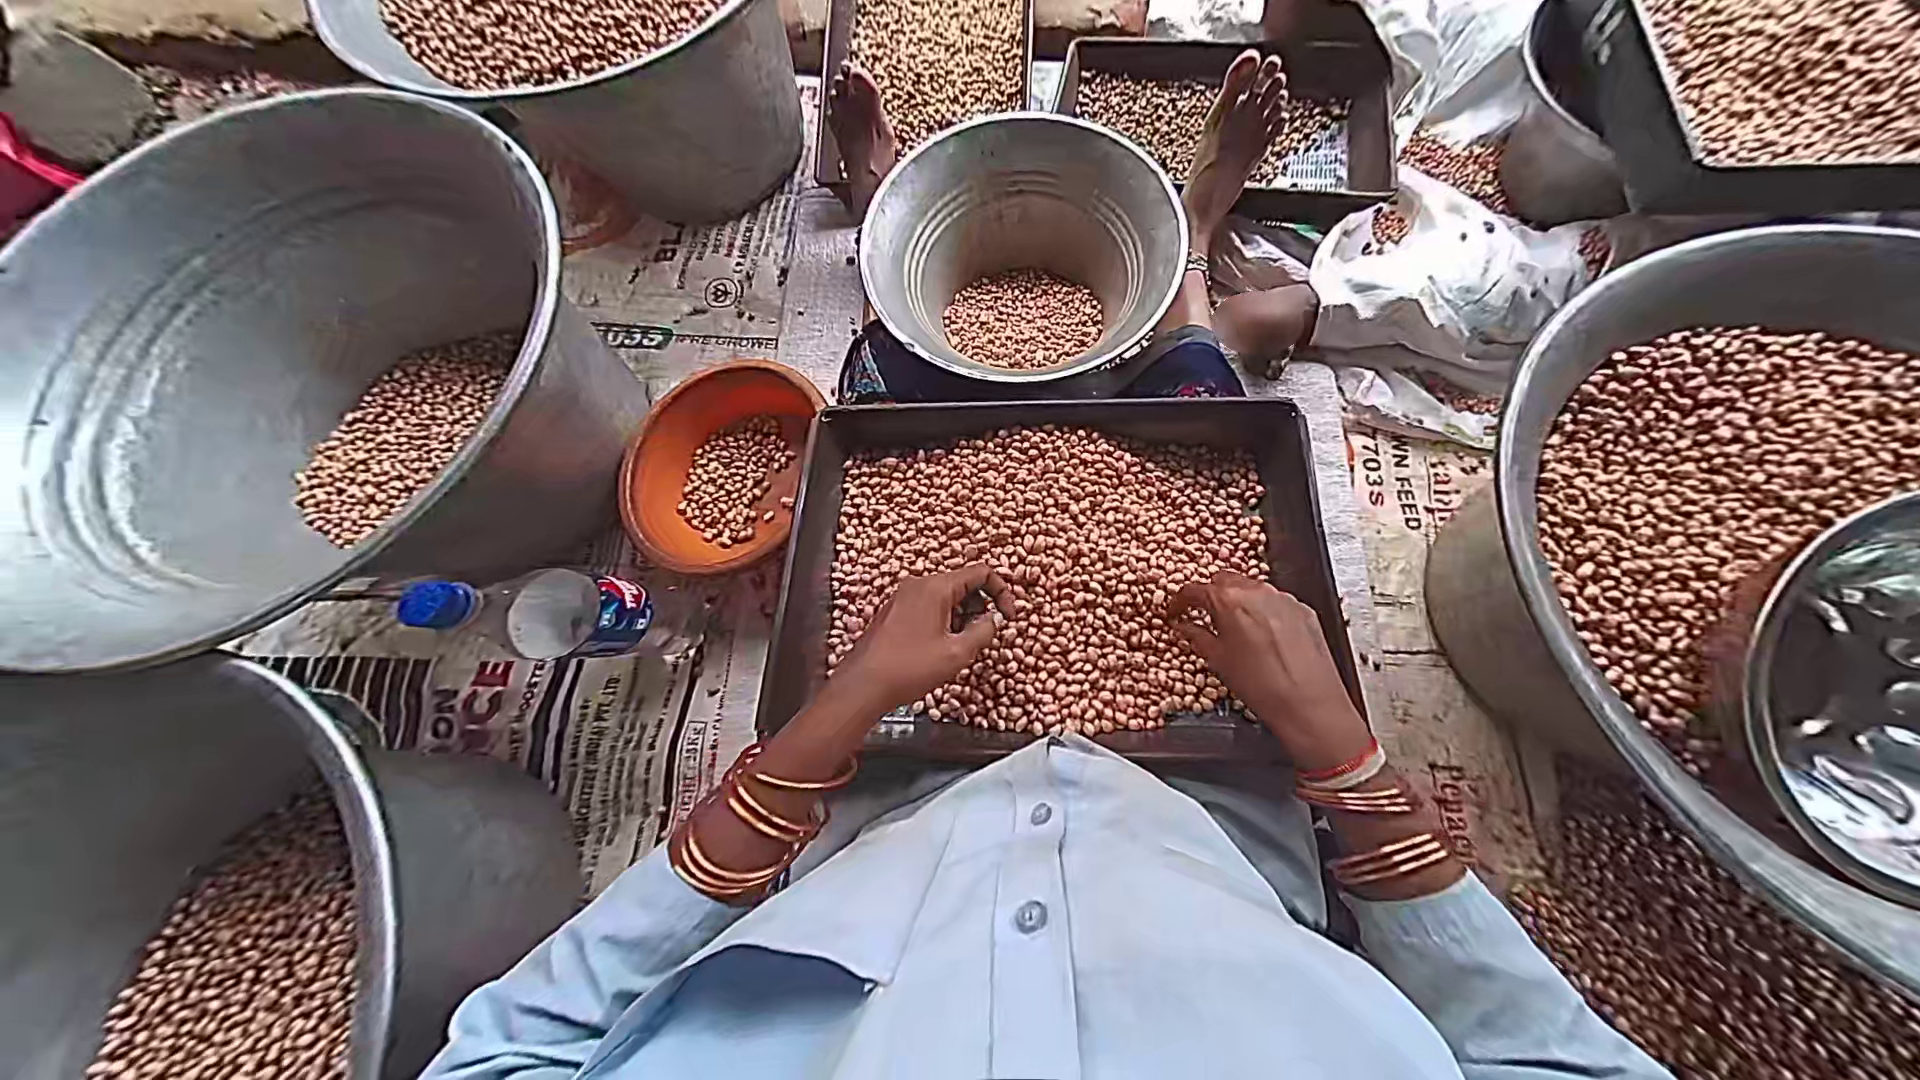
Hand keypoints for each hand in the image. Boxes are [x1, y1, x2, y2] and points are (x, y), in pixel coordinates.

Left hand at [828, 565, 1011, 715]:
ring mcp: (903, 598)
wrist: (863, 686)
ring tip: (962, 646)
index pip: (980, 572)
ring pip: (946, 597)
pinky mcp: (894, 613)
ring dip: (962, 616)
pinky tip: (942, 648)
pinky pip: (928, 607)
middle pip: (963, 583)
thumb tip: (994, 620)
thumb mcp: (957, 653)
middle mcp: (917, 585)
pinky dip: (944, 621)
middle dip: (981, 606)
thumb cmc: (908, 669)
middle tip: (987, 634)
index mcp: (934, 587)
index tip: (1008, 616)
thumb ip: (983, 631)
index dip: (1001, 592)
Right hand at [1168, 571, 1370, 769]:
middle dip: (1210, 595)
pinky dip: (1261, 610)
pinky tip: (1260, 634)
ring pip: (1250, 587)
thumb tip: (1185, 627)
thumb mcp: (1217, 660)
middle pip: (1223, 580)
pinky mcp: (1302, 610)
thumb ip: (1196, 636)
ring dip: (1236, 600)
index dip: (1180, 601)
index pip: (1194, 590)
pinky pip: (1274, 601)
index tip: (1177, 611)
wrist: (1310, 704)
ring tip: (1232, 627)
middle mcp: (1256, 592)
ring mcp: (1282, 599)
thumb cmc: (1263, 686)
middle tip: (1202, 615)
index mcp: (1228, 601)